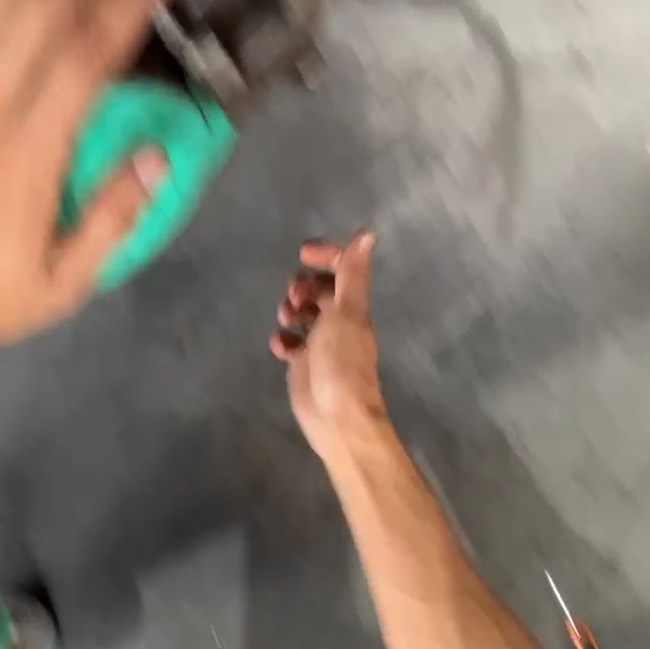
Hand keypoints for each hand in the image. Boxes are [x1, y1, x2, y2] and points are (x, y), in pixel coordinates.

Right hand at [272, 232, 386, 455]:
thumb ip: (352, 274)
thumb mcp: (347, 312)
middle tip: (294, 297)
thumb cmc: (342, 362)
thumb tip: (368, 232)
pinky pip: (291, 343)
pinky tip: (281, 348)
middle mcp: (339, 322)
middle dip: (303, 284)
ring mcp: (321, 345)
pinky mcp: (304, 366)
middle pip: (320, 290)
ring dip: (291, 309)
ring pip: (304, 314)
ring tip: (286, 318)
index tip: (303, 253)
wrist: (337, 416)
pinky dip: (283, 340)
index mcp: (353, 306)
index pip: (344, 268)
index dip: (326, 255)